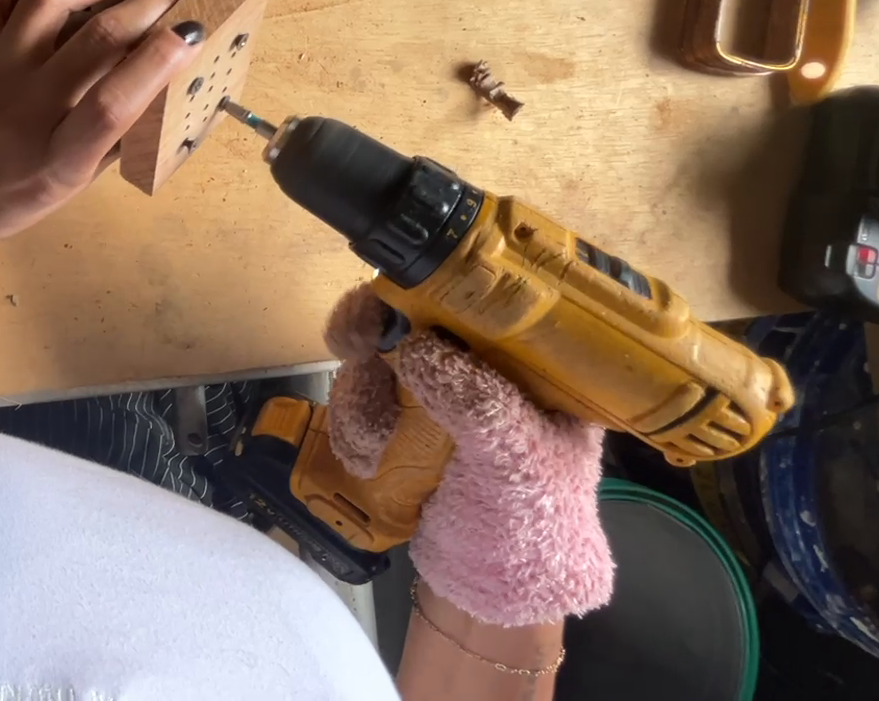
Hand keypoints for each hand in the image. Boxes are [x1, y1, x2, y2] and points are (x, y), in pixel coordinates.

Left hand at [0, 0, 210, 251]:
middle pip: (94, 41)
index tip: (195, 29)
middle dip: (150, 2)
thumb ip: (107, 142)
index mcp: (57, 160)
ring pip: (47, 2)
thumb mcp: (65, 193)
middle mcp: (26, 109)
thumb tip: (155, 88)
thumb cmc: (2, 203)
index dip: (159, 61)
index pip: (114, 105)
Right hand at [325, 285, 613, 626]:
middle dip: (370, 335)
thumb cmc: (527, 529)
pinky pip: (356, 392)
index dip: (426, 288)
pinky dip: (348, 419)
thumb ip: (477, 404)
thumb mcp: (517, 467)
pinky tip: (363, 456)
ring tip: (369, 447)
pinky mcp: (397, 414)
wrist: (490, 590)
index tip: (387, 305)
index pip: (478, 300)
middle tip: (350, 348)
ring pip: (372, 356)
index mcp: (530, 366)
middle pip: (409, 316)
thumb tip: (415, 342)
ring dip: (356, 395)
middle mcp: (478, 366)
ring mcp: (434, 390)